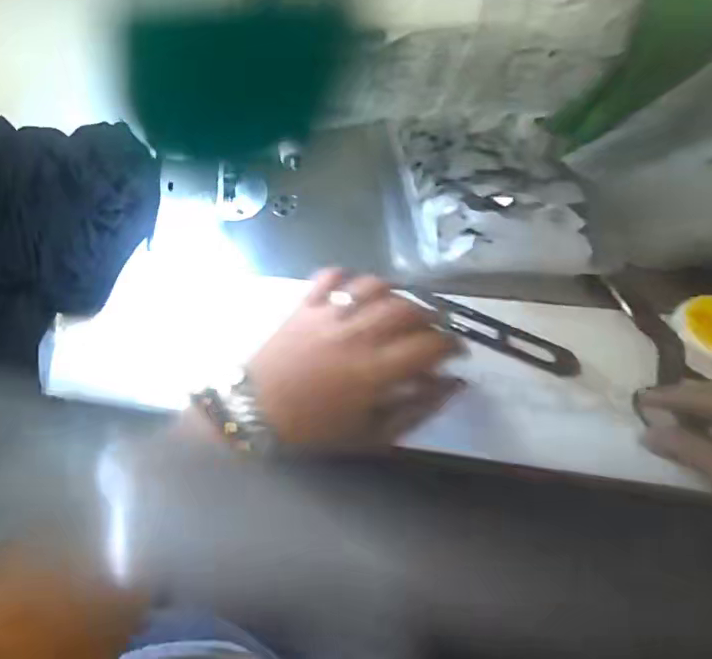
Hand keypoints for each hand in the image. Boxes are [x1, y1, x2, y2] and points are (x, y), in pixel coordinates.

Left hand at [240, 270, 463, 450]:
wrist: (255, 411)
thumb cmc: (316, 430)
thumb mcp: (372, 434)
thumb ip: (417, 409)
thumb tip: (453, 385)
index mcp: (374, 370)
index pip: (429, 344)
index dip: (451, 344)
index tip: (456, 352)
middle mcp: (355, 335)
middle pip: (406, 308)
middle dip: (430, 314)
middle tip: (434, 327)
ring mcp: (328, 314)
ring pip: (373, 285)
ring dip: (394, 291)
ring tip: (400, 305)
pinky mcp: (305, 304)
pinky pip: (332, 276)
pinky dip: (349, 276)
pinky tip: (357, 290)